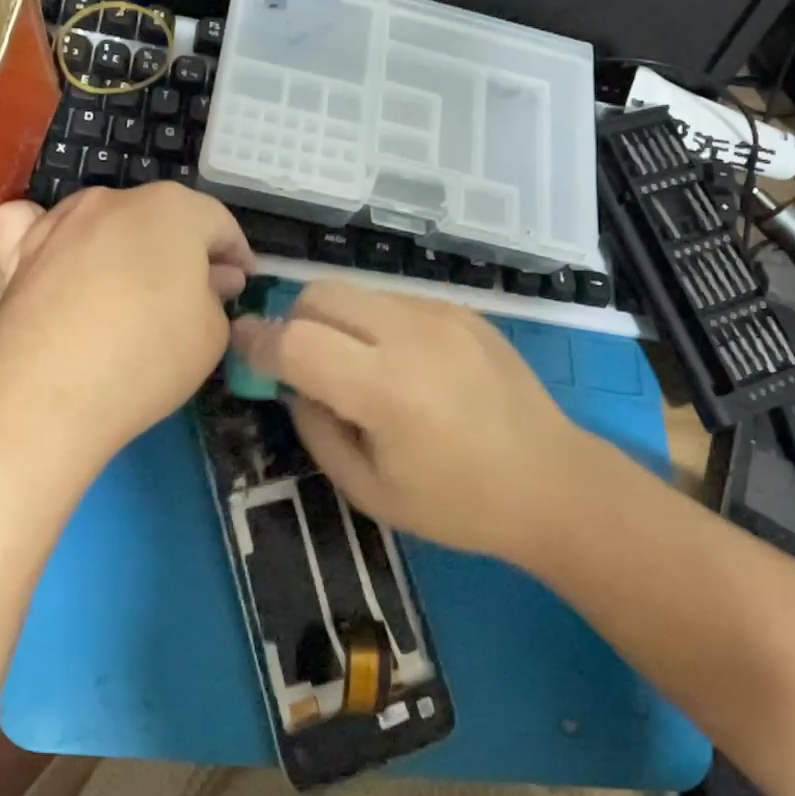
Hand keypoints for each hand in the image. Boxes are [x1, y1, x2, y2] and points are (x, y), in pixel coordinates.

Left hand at [0, 183, 253, 468]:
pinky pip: (34, 227)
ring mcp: (60, 222)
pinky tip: (58, 260)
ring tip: (129, 290)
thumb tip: (212, 278)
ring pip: (104, 222)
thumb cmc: (148, 358)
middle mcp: (114, 200)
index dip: (235, 255)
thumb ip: (216, 294)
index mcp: (173, 209)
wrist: (49, 396)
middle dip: (180, 250)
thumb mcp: (212, 333)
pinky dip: (52, 238)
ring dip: (123, 246)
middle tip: (192, 294)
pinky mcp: (17, 251)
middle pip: (159, 218)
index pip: (218, 223)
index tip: (241, 283)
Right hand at [230, 281, 616, 561]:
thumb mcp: (367, 490)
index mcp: (386, 390)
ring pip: (354, 290)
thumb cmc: (457, 505)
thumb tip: (289, 384)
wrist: (552, 482)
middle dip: (293, 324)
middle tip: (300, 366)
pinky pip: (392, 299)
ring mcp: (442, 315)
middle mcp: (412, 336)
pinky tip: (399, 364)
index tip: (242, 352)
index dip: (257, 344)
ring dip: (333, 321)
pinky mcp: (462, 309)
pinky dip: (373, 323)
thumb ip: (315, 430)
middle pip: (318, 295)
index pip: (295, 341)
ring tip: (354, 366)